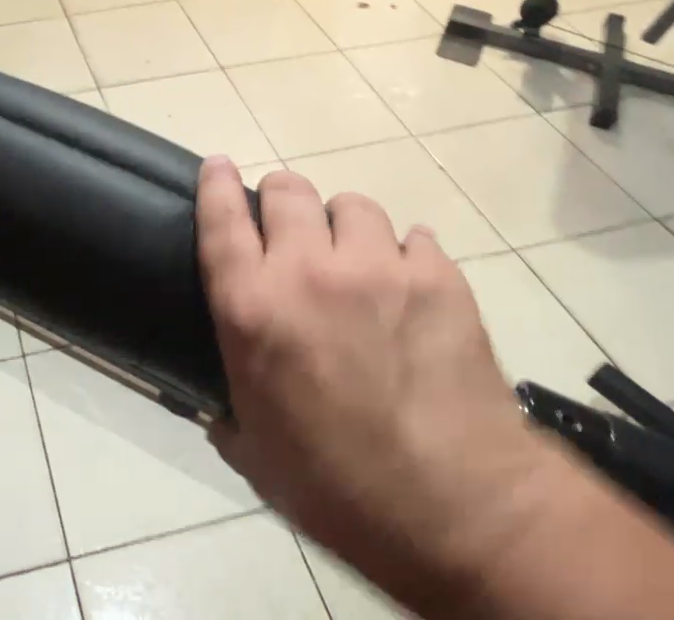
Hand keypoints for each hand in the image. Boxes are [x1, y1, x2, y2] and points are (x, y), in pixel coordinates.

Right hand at [195, 158, 557, 605]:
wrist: (457, 508)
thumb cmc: (337, 487)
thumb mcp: (255, 452)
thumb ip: (229, 410)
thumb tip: (220, 408)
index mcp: (252, 310)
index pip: (222, 220)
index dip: (216, 184)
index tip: (218, 166)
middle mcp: (308, 272)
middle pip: (288, 190)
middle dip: (283, 199)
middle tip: (292, 229)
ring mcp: (379, 269)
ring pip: (352, 205)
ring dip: (345, 226)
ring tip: (357, 260)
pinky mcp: (439, 278)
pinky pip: (414, 238)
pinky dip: (405, 255)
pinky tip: (410, 288)